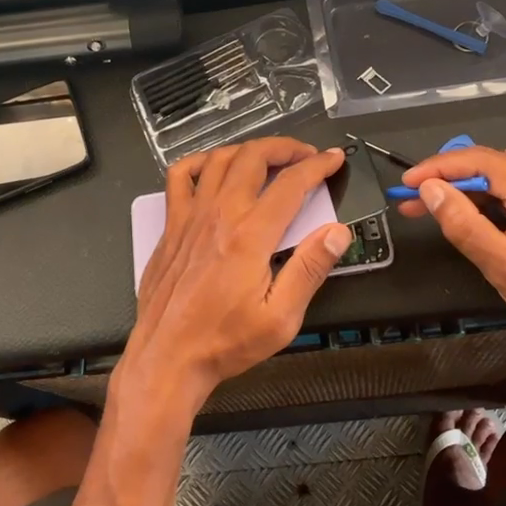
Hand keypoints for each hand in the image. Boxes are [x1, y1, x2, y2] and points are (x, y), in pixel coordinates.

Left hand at [123, 138, 352, 410]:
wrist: (168, 357)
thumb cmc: (225, 342)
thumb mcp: (280, 318)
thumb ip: (309, 269)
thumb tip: (337, 232)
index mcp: (250, 236)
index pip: (291, 183)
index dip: (317, 165)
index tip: (333, 158)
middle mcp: (220, 214)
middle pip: (254, 157)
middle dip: (285, 147)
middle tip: (305, 155)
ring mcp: (191, 215)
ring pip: (220, 159)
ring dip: (249, 150)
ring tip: (269, 158)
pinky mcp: (171, 224)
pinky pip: (180, 176)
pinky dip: (200, 161)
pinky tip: (215, 166)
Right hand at [399, 146, 505, 401]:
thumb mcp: (504, 267)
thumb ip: (464, 224)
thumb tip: (429, 189)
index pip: (480, 161)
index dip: (438, 168)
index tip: (405, 184)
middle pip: (489, 162)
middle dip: (448, 179)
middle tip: (412, 200)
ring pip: (501, 170)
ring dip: (467, 186)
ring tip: (436, 208)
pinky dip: (490, 193)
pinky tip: (471, 213)